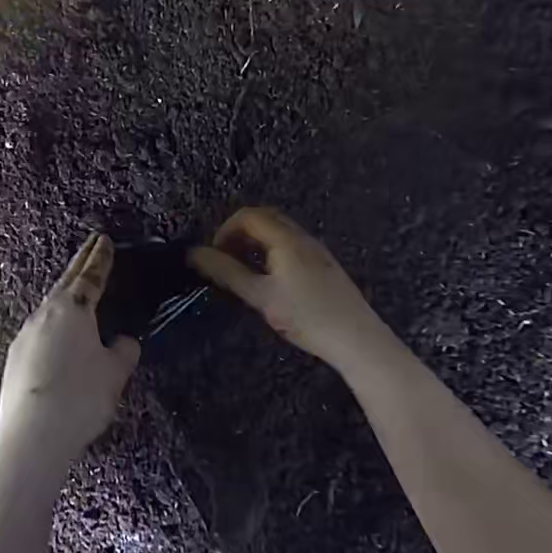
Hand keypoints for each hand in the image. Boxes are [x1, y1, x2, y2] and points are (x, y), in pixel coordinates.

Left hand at [0, 233, 141, 470]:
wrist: (31, 437)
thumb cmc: (80, 397)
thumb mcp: (115, 373)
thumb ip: (123, 351)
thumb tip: (123, 341)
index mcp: (73, 309)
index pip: (91, 276)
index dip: (101, 258)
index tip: (104, 242)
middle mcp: (45, 315)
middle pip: (66, 282)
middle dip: (81, 263)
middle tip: (92, 246)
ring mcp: (26, 336)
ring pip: (51, 306)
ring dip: (66, 293)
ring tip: (78, 288)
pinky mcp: (16, 359)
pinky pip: (41, 330)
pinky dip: (55, 321)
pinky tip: (60, 333)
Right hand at [188, 207, 395, 367]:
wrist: (356, 337)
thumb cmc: (305, 316)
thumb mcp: (260, 296)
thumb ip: (227, 272)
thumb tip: (195, 253)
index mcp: (286, 238)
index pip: (248, 215)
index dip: (225, 230)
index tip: (214, 255)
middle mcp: (303, 237)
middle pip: (265, 218)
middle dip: (239, 233)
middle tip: (226, 260)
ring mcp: (317, 249)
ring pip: (279, 232)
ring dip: (256, 243)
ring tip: (244, 271)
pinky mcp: (324, 264)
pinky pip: (292, 245)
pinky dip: (272, 251)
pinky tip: (270, 280)